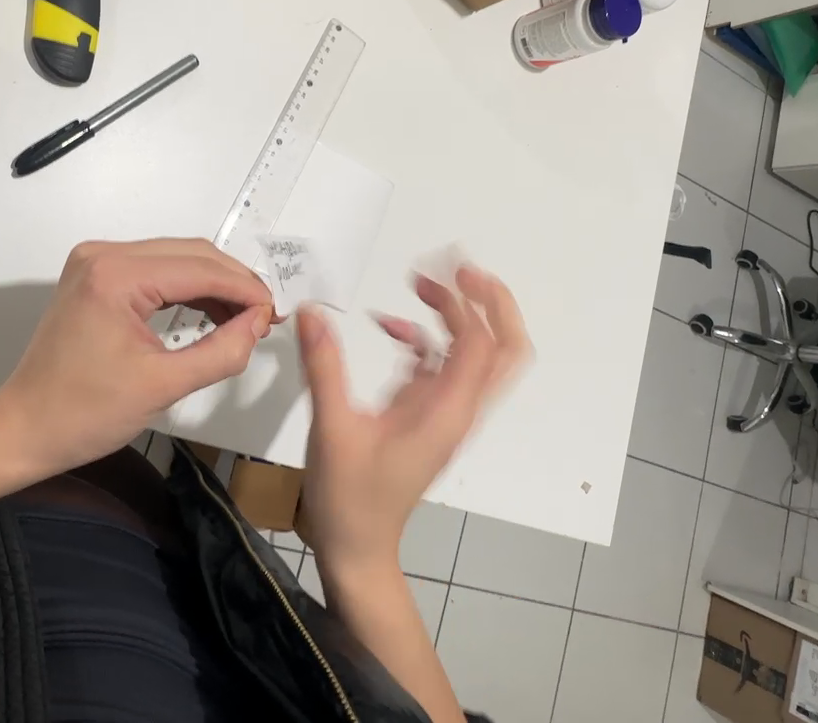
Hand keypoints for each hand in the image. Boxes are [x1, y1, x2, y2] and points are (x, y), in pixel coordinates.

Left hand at [0, 239, 273, 473]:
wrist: (24, 429)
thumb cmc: (85, 414)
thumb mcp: (163, 386)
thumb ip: (221, 352)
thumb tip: (259, 324)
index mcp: (115, 276)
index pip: (199, 268)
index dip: (245, 289)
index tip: (276, 314)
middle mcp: (103, 254)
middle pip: (190, 253)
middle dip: (233, 282)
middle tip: (265, 317)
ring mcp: (96, 261)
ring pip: (176, 258)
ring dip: (213, 284)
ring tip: (245, 318)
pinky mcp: (96, 275)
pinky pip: (155, 270)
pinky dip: (186, 289)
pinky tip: (211, 312)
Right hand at [297, 266, 529, 573]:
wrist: (358, 550)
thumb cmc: (350, 498)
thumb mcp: (333, 428)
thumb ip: (324, 366)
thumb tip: (312, 311)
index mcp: (446, 411)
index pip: (480, 345)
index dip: (469, 302)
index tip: (443, 268)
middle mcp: (457, 408)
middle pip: (505, 350)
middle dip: (490, 303)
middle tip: (458, 269)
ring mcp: (445, 412)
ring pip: (477, 356)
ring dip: (458, 316)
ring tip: (421, 283)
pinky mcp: (426, 416)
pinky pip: (439, 367)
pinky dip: (423, 340)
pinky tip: (389, 327)